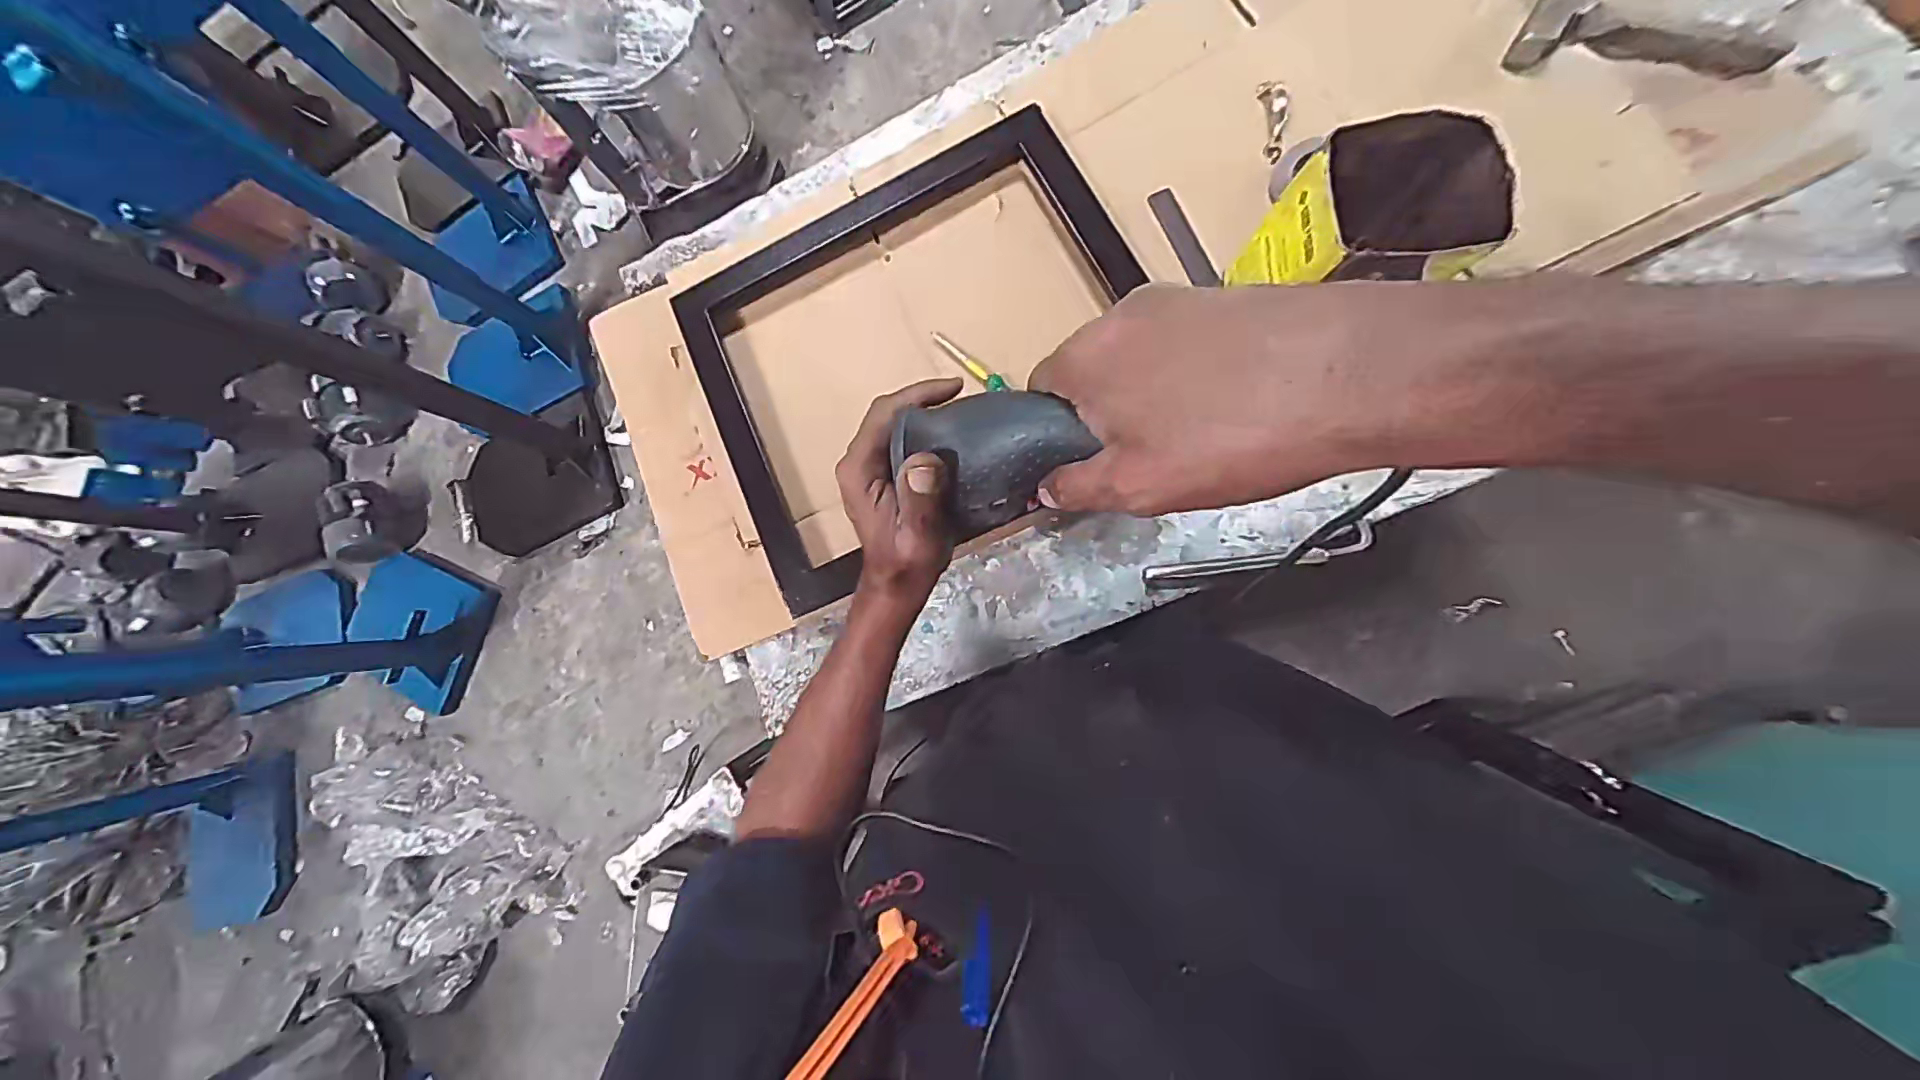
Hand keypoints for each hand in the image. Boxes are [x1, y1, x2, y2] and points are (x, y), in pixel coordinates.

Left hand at [837, 378, 963, 610]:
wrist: (897, 584)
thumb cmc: (907, 562)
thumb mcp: (917, 534)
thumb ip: (919, 499)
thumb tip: (927, 460)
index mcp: (859, 469)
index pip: (884, 414)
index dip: (917, 395)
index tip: (954, 389)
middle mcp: (858, 462)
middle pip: (888, 415)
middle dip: (923, 400)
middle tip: (962, 399)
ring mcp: (868, 469)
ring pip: (895, 426)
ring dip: (925, 415)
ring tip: (960, 413)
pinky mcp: (882, 477)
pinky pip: (901, 442)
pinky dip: (925, 433)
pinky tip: (949, 437)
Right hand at [1029, 283, 1452, 515]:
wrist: (1357, 374)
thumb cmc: (1231, 437)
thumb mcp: (1139, 486)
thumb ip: (1077, 488)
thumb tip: (1046, 488)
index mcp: (1084, 355)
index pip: (1039, 392)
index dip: (1058, 435)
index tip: (1092, 464)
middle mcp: (1121, 313)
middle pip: (1092, 373)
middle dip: (1108, 416)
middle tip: (1148, 457)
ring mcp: (1178, 298)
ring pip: (1141, 360)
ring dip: (1152, 397)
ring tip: (1199, 433)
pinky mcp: (1226, 296)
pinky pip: (1186, 345)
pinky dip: (1194, 376)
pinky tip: (1234, 404)